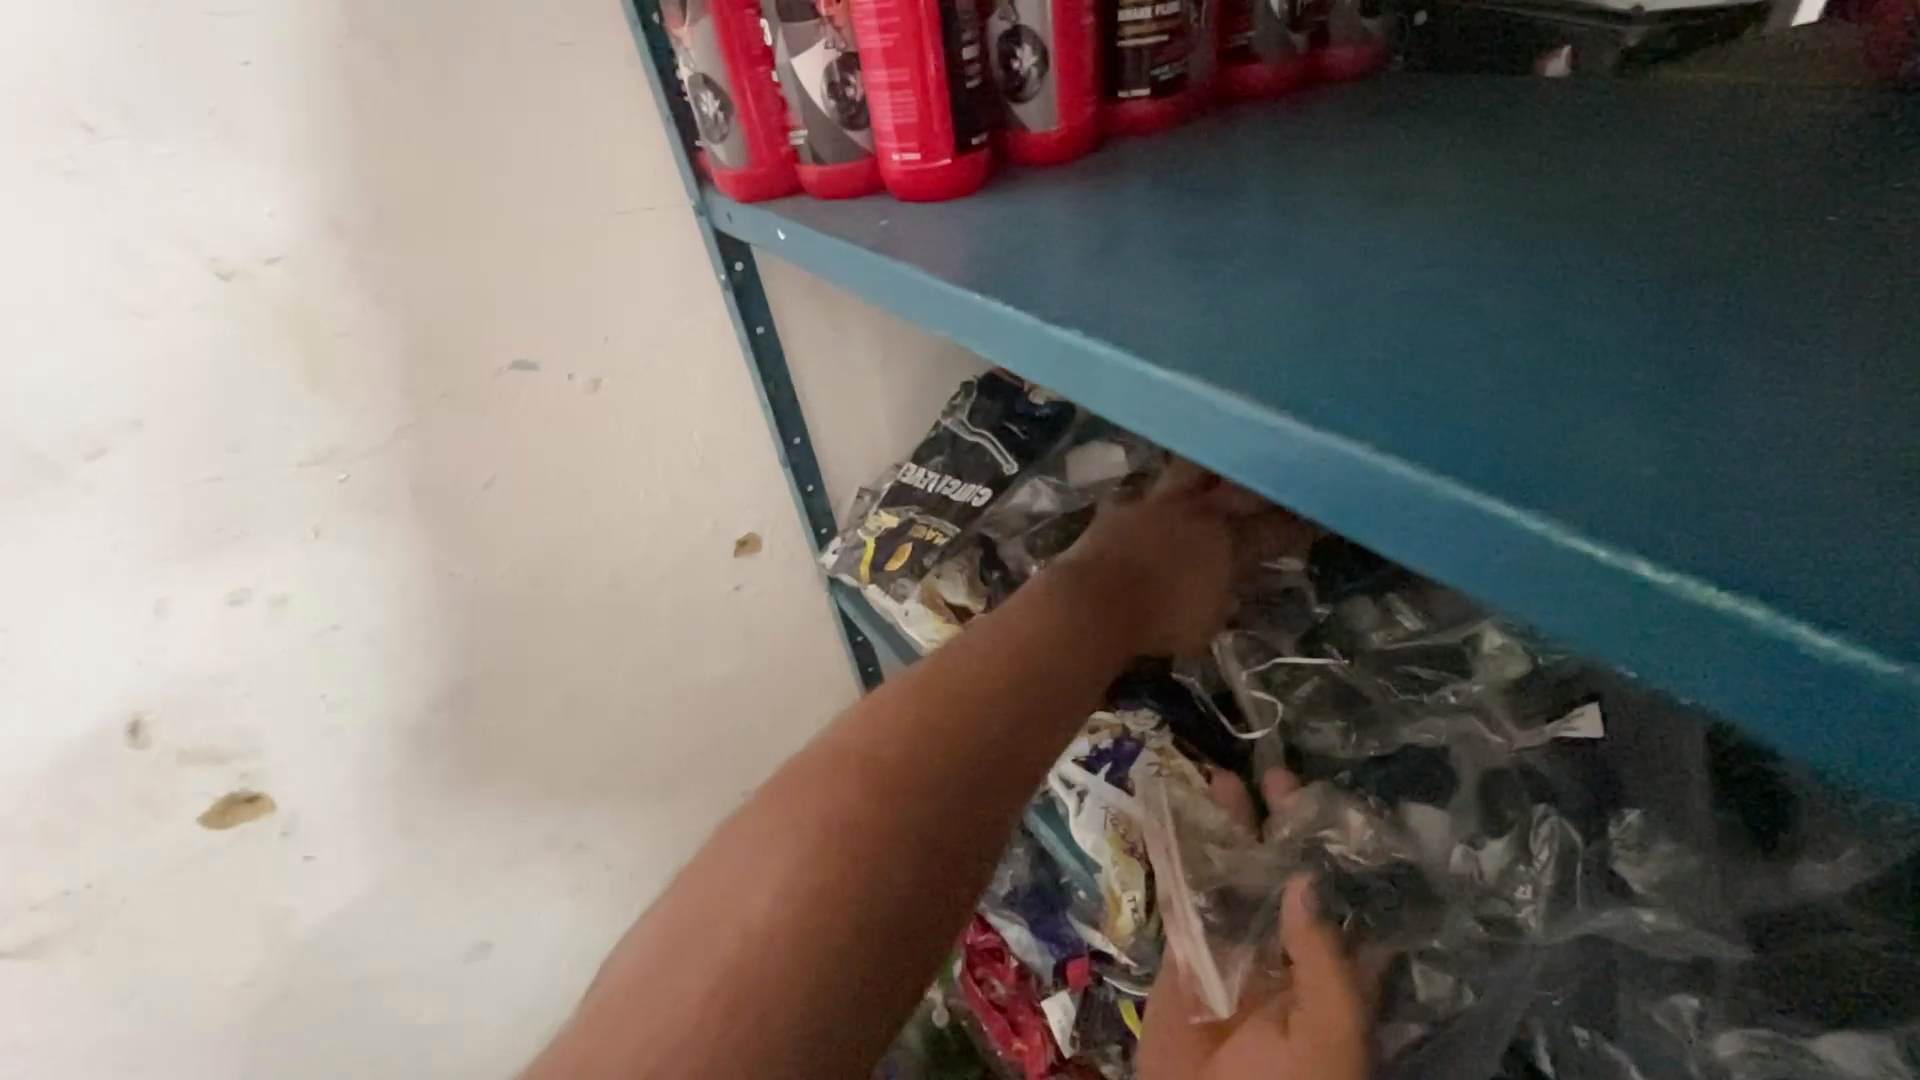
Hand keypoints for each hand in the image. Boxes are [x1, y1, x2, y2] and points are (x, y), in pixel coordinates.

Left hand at [1052, 461, 1311, 657]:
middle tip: (1277, 472)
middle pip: (1239, 484)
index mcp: (1227, 541)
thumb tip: (1231, 585)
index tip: (1318, 515)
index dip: (1298, 523)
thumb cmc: (1157, 622)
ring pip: (1190, 470)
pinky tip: (1155, 497)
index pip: (1274, 528)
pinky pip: (1145, 492)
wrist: (1092, 601)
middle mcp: (1196, 512)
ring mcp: (1155, 503)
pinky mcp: (1119, 507)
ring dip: (1207, 468)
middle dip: (1261, 480)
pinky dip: (1156, 495)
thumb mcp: (1206, 621)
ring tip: (1217, 463)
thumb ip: (1223, 596)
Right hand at [1137, 768, 1378, 1079]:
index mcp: (1335, 974)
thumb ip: (1325, 962)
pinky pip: (1181, 894)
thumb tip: (1306, 880)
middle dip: (1280, 825)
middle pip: (1283, 873)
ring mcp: (1231, 948)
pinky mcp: (1182, 950)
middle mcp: (1285, 950)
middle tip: (1273, 775)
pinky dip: (1175, 852)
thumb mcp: (1331, 1041)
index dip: (1341, 851)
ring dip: (1226, 828)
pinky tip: (1170, 814)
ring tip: (1218, 778)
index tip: (1331, 802)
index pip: (1346, 899)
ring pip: (1230, 874)